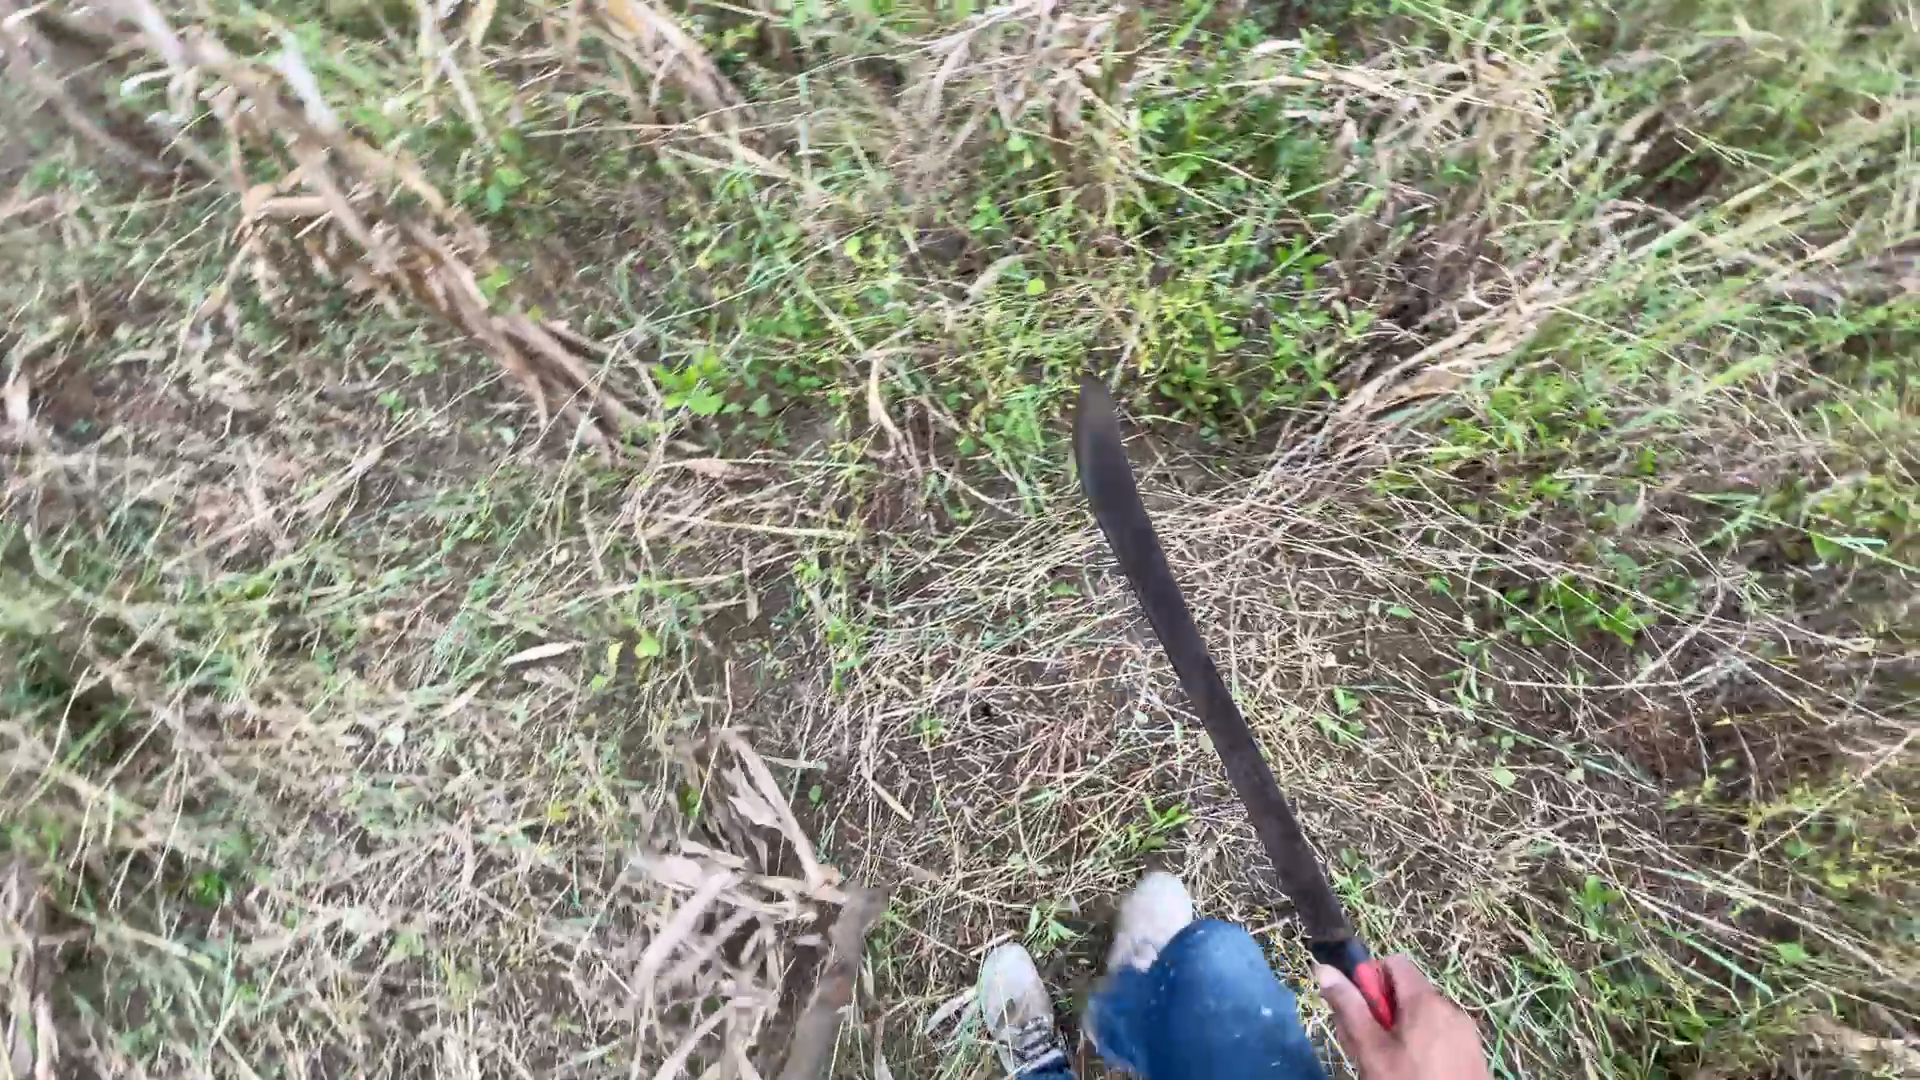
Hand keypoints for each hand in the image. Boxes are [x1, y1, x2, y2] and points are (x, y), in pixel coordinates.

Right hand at [1315, 955, 1491, 1079]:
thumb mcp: (1371, 1049)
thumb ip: (1348, 1005)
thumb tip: (1322, 968)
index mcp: (1426, 1001)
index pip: (1392, 963)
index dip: (1371, 980)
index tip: (1364, 1011)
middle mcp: (1451, 1010)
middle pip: (1406, 991)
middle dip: (1382, 1009)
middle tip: (1369, 1043)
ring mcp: (1467, 1036)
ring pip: (1422, 1016)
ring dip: (1401, 1029)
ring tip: (1389, 1063)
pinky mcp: (1475, 1058)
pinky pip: (1441, 1036)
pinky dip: (1423, 1045)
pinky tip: (1414, 1073)